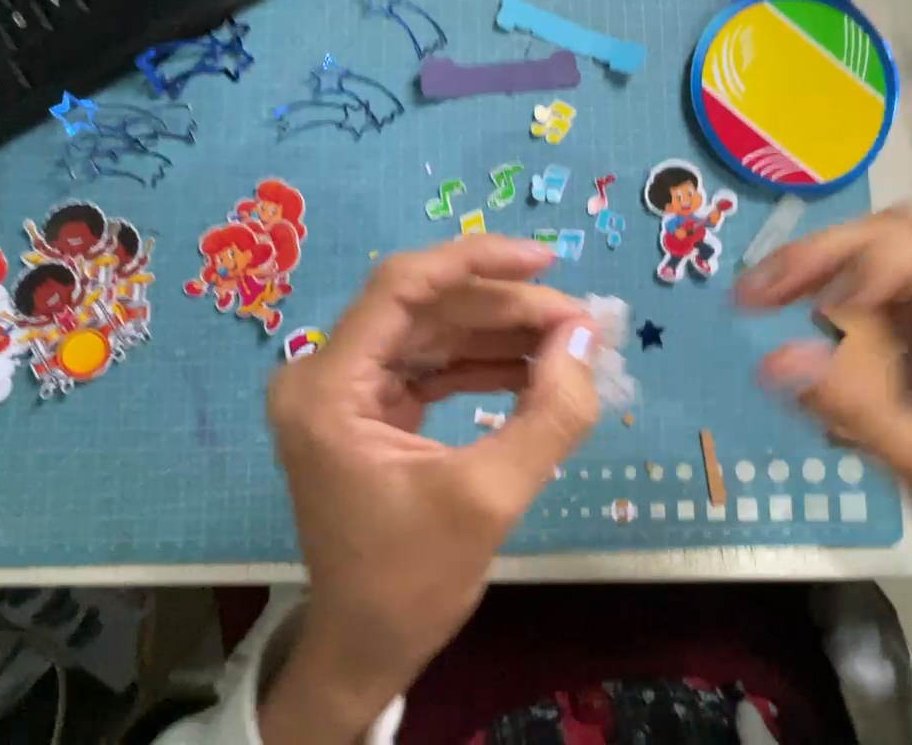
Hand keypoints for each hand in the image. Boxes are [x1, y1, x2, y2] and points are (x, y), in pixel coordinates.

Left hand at [263, 236, 599, 740]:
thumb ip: (548, 415)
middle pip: (423, 309)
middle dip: (503, 308)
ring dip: (499, 334)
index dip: (476, 261)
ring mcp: (344, 391)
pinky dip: (481, 364)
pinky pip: (429, 366)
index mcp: (328, 387)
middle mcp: (324, 374)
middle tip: (578, 322)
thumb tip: (587, 339)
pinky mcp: (368, 409)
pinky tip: (535, 368)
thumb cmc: (411, 583)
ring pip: (431, 334)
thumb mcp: (489, 500)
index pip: (401, 287)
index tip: (547, 262)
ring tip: (570, 343)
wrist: (366, 648)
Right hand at [735, 213, 911, 668]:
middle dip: (838, 254)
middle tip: (763, 289)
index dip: (904, 258)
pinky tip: (782, 303)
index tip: (833, 298)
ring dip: (822, 262)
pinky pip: (876, 278)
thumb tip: (774, 361)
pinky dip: (823, 285)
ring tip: (758, 293)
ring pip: (895, 245)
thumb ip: (864, 414)